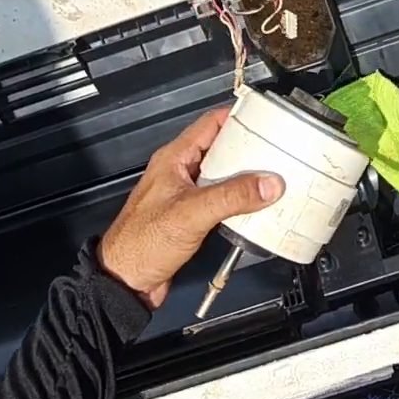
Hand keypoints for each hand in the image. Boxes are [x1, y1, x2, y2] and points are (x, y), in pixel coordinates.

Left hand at [98, 108, 283, 307]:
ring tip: (269, 177)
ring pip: (221, 175)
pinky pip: (219, 199)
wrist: (125, 282)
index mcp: (173, 159)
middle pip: (219, 148)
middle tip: (273, 151)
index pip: (210, 123)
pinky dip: (237, 199)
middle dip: (247, 148)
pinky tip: (253, 206)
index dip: (237, 117)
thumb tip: (268, 183)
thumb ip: (232, 197)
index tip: (263, 119)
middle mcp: (178, 172)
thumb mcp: (192, 213)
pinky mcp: (189, 216)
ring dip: (244, 176)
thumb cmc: (140, 244)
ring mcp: (184, 194)